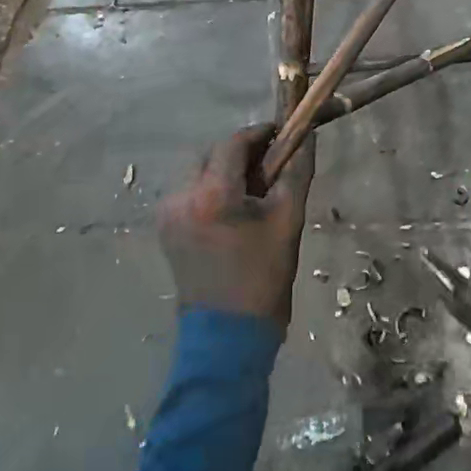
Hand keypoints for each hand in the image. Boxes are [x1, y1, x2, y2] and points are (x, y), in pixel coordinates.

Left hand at [156, 124, 315, 330]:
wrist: (228, 337)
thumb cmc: (263, 279)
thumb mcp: (288, 222)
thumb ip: (297, 173)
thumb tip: (306, 138)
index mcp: (212, 194)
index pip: (233, 143)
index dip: (258, 133)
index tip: (279, 133)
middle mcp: (181, 195)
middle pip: (211, 154)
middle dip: (240, 154)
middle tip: (268, 165)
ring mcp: (167, 212)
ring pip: (198, 171)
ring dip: (223, 172)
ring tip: (251, 191)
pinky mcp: (164, 227)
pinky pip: (188, 192)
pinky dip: (209, 191)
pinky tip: (230, 210)